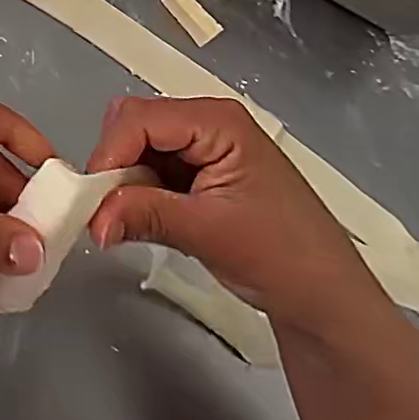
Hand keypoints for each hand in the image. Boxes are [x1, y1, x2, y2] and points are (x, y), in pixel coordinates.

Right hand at [85, 96, 386, 333]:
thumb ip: (145, 215)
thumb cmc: (287, 257)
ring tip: (127, 215)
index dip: (111, 152)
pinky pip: (150, 164)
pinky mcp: (197, 169)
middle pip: (135, 123)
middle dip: (115, 162)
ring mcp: (203, 145)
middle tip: (106, 205)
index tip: (92, 195)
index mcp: (217, 121)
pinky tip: (143, 214)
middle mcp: (207, 123)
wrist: (326, 300)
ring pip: (137, 144)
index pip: (141, 118)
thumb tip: (96, 217)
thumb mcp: (209, 233)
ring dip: (125, 178)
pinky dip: (137, 188)